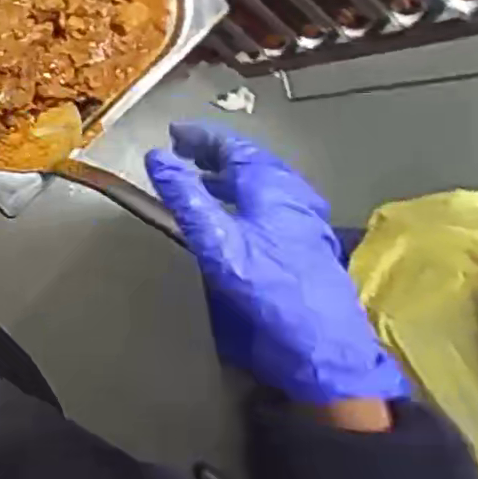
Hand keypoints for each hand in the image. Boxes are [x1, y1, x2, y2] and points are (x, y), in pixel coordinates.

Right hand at [144, 121, 407, 404]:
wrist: (320, 345)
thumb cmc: (267, 287)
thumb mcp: (215, 240)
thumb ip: (185, 196)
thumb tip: (156, 157)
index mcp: (271, 185)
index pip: (233, 146)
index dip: (202, 137)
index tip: (175, 134)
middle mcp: (291, 195)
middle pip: (251, 162)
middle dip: (215, 154)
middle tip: (184, 153)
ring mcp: (303, 221)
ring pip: (263, 185)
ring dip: (229, 178)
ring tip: (201, 182)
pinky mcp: (304, 246)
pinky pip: (269, 207)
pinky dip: (243, 201)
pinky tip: (232, 219)